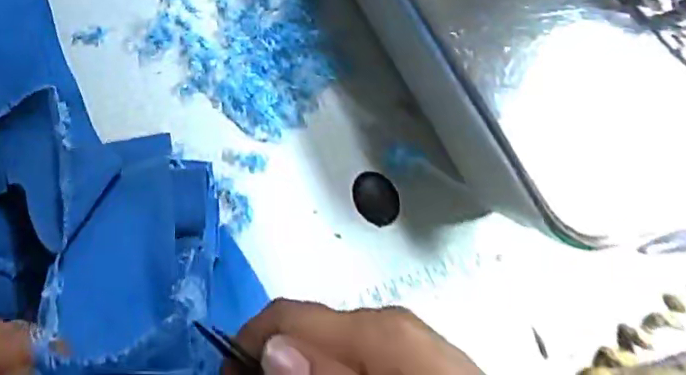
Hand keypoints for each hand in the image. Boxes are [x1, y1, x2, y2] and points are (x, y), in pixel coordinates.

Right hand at [232, 299, 482, 374]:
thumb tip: (272, 352)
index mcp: (384, 331)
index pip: (286, 317)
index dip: (246, 347)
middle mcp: (400, 330)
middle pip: (310, 333)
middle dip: (280, 366)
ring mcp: (425, 352)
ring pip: (340, 354)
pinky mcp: (439, 371)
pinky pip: (372, 366)